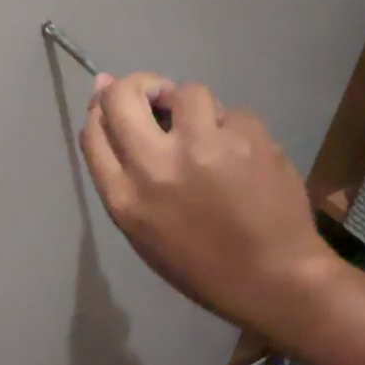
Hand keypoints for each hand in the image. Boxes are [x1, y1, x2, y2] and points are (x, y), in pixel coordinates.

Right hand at [78, 72, 344, 324]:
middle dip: (138, 86)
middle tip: (156, 97)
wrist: (271, 278)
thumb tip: (105, 107)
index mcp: (124, 198)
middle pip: (123, 96)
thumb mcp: (144, 231)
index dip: (103, 110)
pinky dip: (235, 131)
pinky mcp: (246, 137)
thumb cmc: (200, 264)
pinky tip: (245, 160)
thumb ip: (124, 174)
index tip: (121, 109)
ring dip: (194, 109)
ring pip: (186, 92)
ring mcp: (203, 147)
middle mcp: (155, 166)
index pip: (93, 130)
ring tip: (211, 141)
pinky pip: (232, 114)